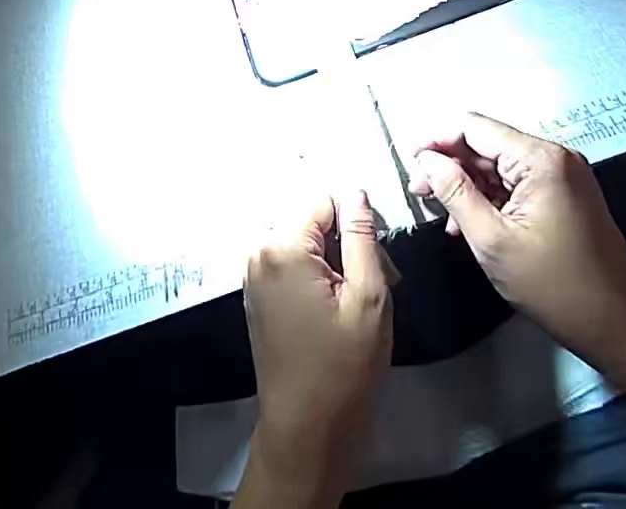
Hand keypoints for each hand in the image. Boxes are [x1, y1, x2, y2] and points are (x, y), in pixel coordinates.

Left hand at [242, 193, 393, 488]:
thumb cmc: (343, 366)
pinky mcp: (255, 295)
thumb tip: (356, 195)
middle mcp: (258, 252)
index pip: (323, 205)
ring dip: (329, 265)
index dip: (354, 226)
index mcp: (281, 247)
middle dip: (341, 246)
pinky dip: (311, 279)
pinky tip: (330, 311)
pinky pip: (288, 266)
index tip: (373, 263)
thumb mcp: (368, 298)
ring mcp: (252, 274)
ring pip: (300, 246)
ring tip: (350, 304)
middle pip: (309, 224)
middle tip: (367, 288)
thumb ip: (361, 238)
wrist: (305, 429)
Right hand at [408, 114, 625, 375]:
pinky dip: (486, 196)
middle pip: (484, 143)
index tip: (411, 166)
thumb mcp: (492, 240)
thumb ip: (454, 192)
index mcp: (540, 159)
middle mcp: (552, 157)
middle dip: (449, 165)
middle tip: (420, 193)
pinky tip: (466, 221)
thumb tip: (425, 159)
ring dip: (465, 184)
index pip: (473, 127)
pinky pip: (512, 182)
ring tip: (441, 212)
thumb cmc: (557, 288)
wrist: (625, 330)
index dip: (436, 142)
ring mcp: (560, 175)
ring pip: (494, 164)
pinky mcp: (562, 194)